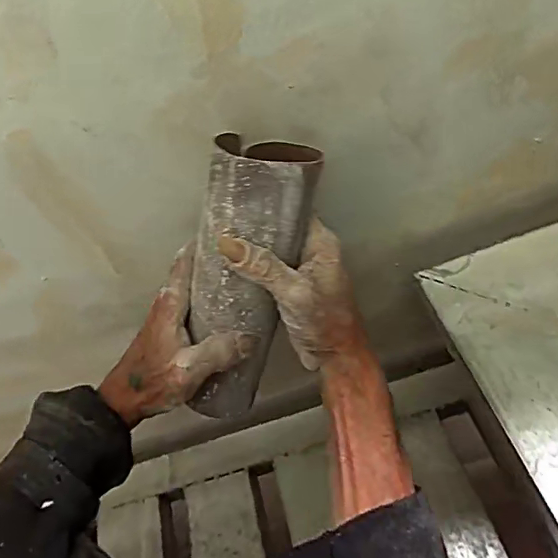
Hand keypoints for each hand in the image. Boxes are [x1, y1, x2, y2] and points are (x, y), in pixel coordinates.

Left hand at [98, 244, 257, 426]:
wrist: (125, 400)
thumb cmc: (151, 382)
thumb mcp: (188, 370)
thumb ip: (218, 352)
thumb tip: (249, 338)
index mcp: (170, 305)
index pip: (184, 264)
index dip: (200, 246)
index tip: (222, 233)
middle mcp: (167, 304)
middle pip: (191, 273)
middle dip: (212, 262)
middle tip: (242, 257)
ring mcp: (167, 317)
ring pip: (192, 290)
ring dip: (211, 282)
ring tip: (240, 282)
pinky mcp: (169, 330)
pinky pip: (193, 306)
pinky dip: (208, 301)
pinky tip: (226, 314)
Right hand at [217, 218, 366, 372]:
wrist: (335, 358)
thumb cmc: (325, 323)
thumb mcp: (292, 292)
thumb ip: (262, 267)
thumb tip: (227, 243)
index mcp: (321, 243)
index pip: (293, 210)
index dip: (269, 204)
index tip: (240, 199)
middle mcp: (312, 250)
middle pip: (279, 228)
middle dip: (254, 225)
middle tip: (223, 218)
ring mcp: (300, 267)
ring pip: (272, 248)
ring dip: (251, 246)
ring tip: (221, 236)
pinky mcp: (290, 283)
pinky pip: (268, 266)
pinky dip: (252, 265)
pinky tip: (231, 263)